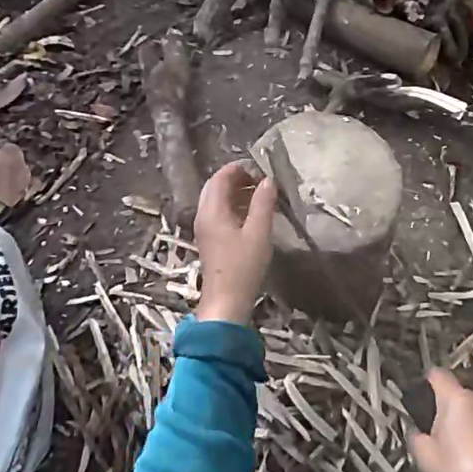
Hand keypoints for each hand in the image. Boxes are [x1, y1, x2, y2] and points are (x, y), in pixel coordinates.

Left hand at [193, 162, 276, 325]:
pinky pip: (220, 213)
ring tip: (262, 194)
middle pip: (216, 186)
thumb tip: (268, 180)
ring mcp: (205, 229)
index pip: (220, 177)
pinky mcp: (211, 240)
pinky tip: (254, 213)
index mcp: (212, 211)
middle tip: (261, 180)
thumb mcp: (258, 233)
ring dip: (237, 192)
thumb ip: (263, 203)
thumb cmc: (242, 267)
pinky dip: (235, 206)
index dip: (239, 168)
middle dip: (237, 178)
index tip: (261, 169)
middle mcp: (204, 216)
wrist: (226, 302)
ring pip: (218, 200)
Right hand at [408, 369, 472, 471]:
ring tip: (459, 453)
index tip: (421, 405)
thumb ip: (414, 437)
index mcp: (455, 398)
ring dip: (464, 423)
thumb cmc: (460, 471)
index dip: (426, 384)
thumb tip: (417, 431)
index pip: (437, 374)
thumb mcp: (425, 458)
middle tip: (437, 438)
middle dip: (445, 411)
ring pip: (472, 410)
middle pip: (456, 395)